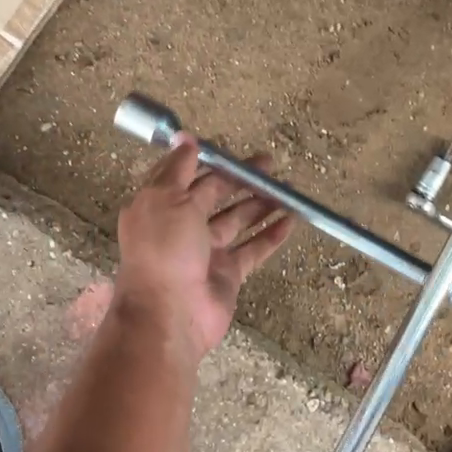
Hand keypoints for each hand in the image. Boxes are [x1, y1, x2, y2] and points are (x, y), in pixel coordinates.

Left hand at [114, 137, 296, 361]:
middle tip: (270, 165)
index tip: (231, 148)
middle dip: (241, 179)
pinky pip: (253, 249)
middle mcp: (181, 226)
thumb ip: (179, 168)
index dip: (206, 160)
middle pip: (215, 195)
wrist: (169, 313)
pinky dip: (271, 235)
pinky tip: (291, 220)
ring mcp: (205, 251)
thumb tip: (185, 138)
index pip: (185, 175)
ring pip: (237, 220)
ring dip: (260, 204)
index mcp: (159, 205)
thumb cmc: (164, 249)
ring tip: (288, 190)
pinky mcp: (227, 273)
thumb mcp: (166, 198)